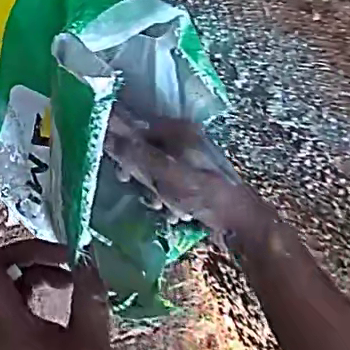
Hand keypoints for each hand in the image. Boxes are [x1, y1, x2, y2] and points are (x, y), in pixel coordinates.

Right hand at [104, 113, 271, 242]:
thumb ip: (135, 155)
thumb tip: (107, 137)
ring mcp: (193, 159)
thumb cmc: (202, 193)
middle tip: (134, 188)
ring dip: (155, 189)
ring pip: (158, 168)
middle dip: (139, 172)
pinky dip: (169, 196)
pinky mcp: (199, 178)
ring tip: (162, 206)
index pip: (138, 127)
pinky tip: (176, 213)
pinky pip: (172, 182)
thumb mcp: (164, 173)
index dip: (123, 144)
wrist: (242, 222)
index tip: (117, 167)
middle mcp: (186, 139)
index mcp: (178, 130)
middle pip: (147, 148)